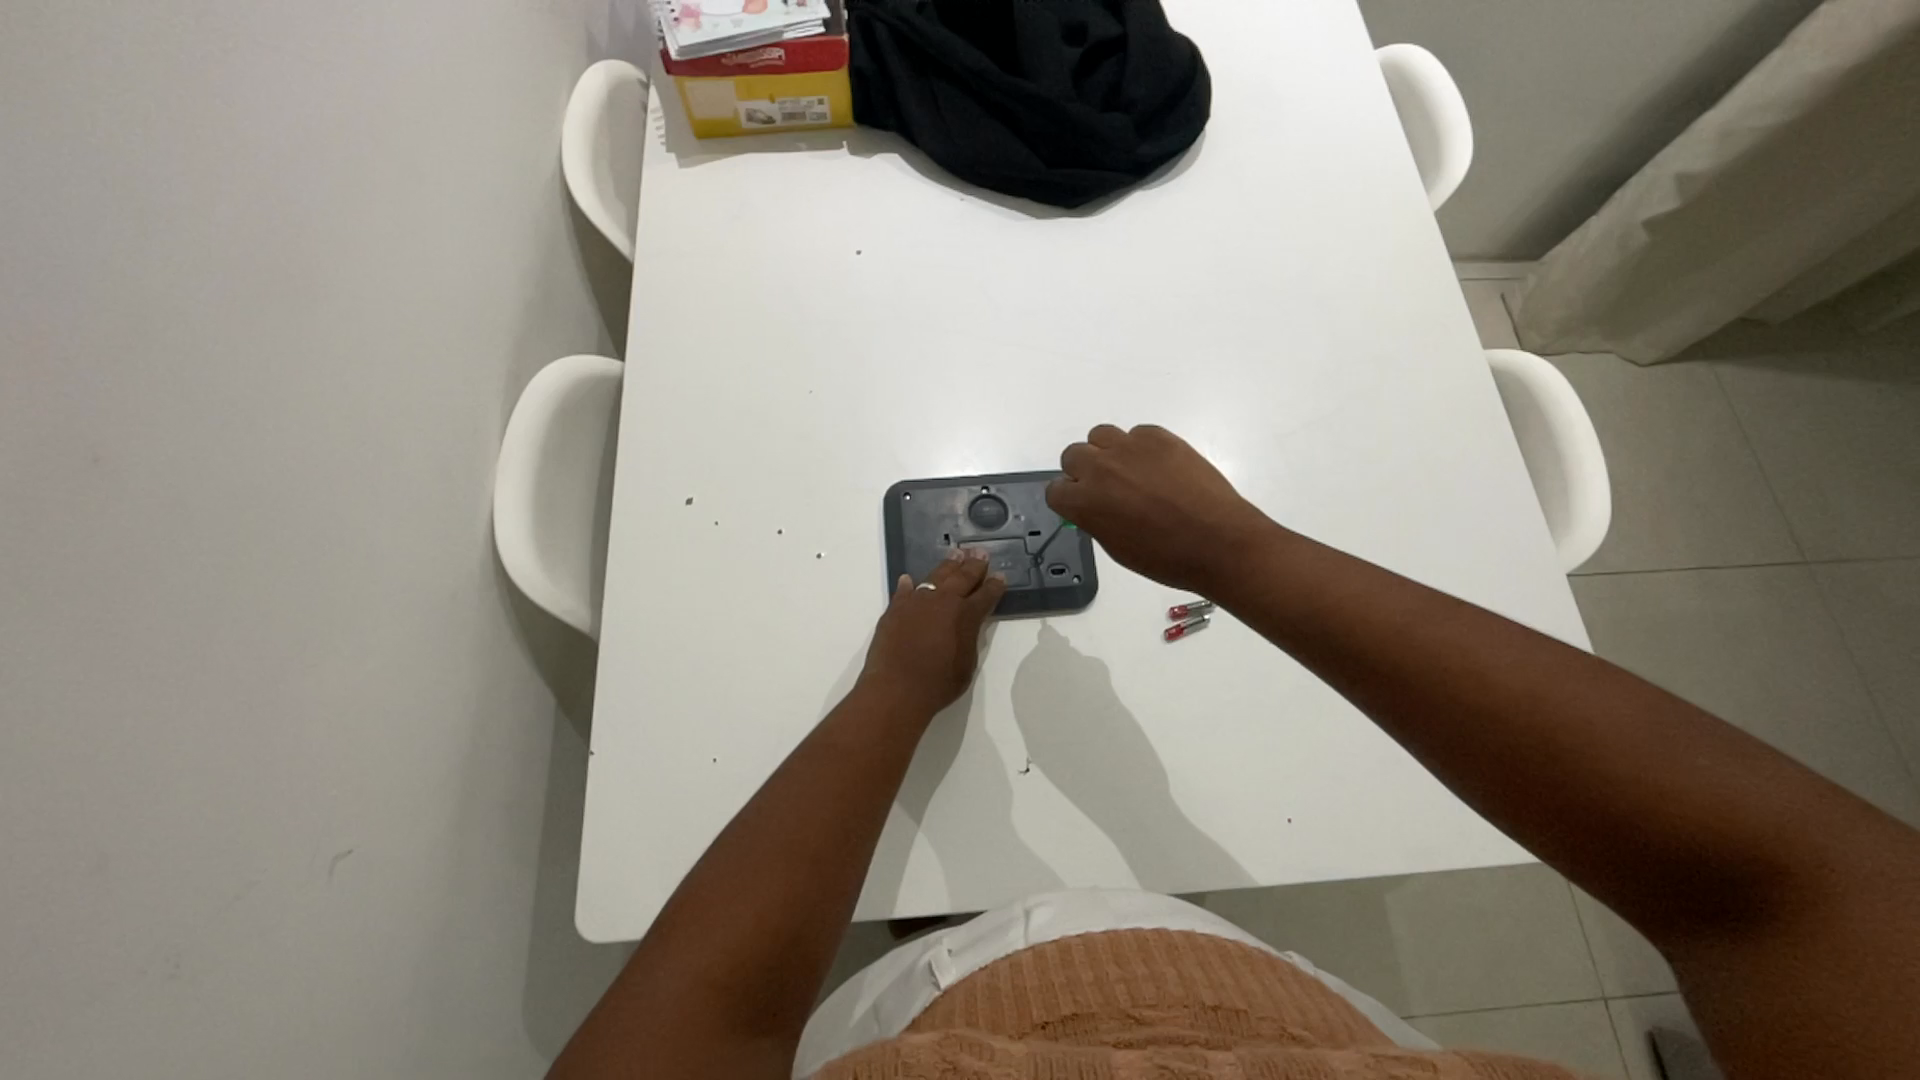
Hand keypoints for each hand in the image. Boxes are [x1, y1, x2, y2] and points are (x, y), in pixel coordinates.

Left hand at [857, 548, 1006, 718]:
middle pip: (962, 577)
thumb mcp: (966, 664)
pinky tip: (909, 580)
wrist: (896, 688)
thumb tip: (965, 626)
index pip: (986, 596)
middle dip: (974, 565)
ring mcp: (917, 601)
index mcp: (966, 615)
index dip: (994, 586)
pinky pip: (904, 591)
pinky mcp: (895, 609)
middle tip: (980, 553)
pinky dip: (908, 585)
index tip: (1000, 576)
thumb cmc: (937, 684)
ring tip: (955, 554)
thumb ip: (968, 639)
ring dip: (947, 566)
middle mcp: (943, 601)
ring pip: (935, 577)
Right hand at [1047, 424, 1276, 593]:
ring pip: (1100, 436)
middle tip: (1108, 488)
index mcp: (1084, 503)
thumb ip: (1096, 520)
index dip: (1070, 499)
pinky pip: (1136, 433)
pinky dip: (1141, 447)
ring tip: (1131, 471)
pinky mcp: (1158, 436)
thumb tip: (1096, 507)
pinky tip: (1159, 468)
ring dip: (1108, 452)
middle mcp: (1099, 469)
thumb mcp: (1118, 548)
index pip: (1055, 490)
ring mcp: (1129, 448)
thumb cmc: (1166, 557)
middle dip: (1084, 471)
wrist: (1218, 541)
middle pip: (1072, 456)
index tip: (1085, 505)